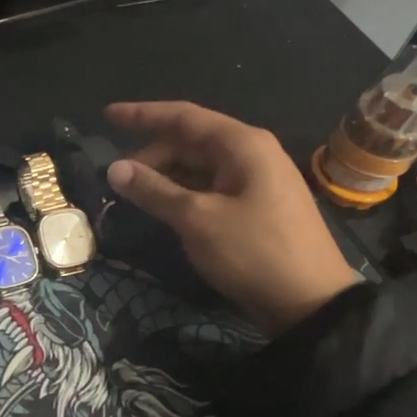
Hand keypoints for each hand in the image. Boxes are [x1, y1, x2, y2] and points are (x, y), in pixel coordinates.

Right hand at [104, 100, 356, 333]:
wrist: (310, 301)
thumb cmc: (253, 251)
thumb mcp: (197, 219)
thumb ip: (153, 190)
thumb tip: (114, 168)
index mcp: (242, 145)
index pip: (184, 117)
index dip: (142, 115)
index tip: (107, 115)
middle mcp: (251, 153)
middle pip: (190, 141)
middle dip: (151, 154)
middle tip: (117, 178)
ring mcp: (255, 180)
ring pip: (199, 166)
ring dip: (164, 175)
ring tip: (132, 193)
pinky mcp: (255, 206)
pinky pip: (210, 187)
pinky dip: (182, 192)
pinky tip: (161, 206)